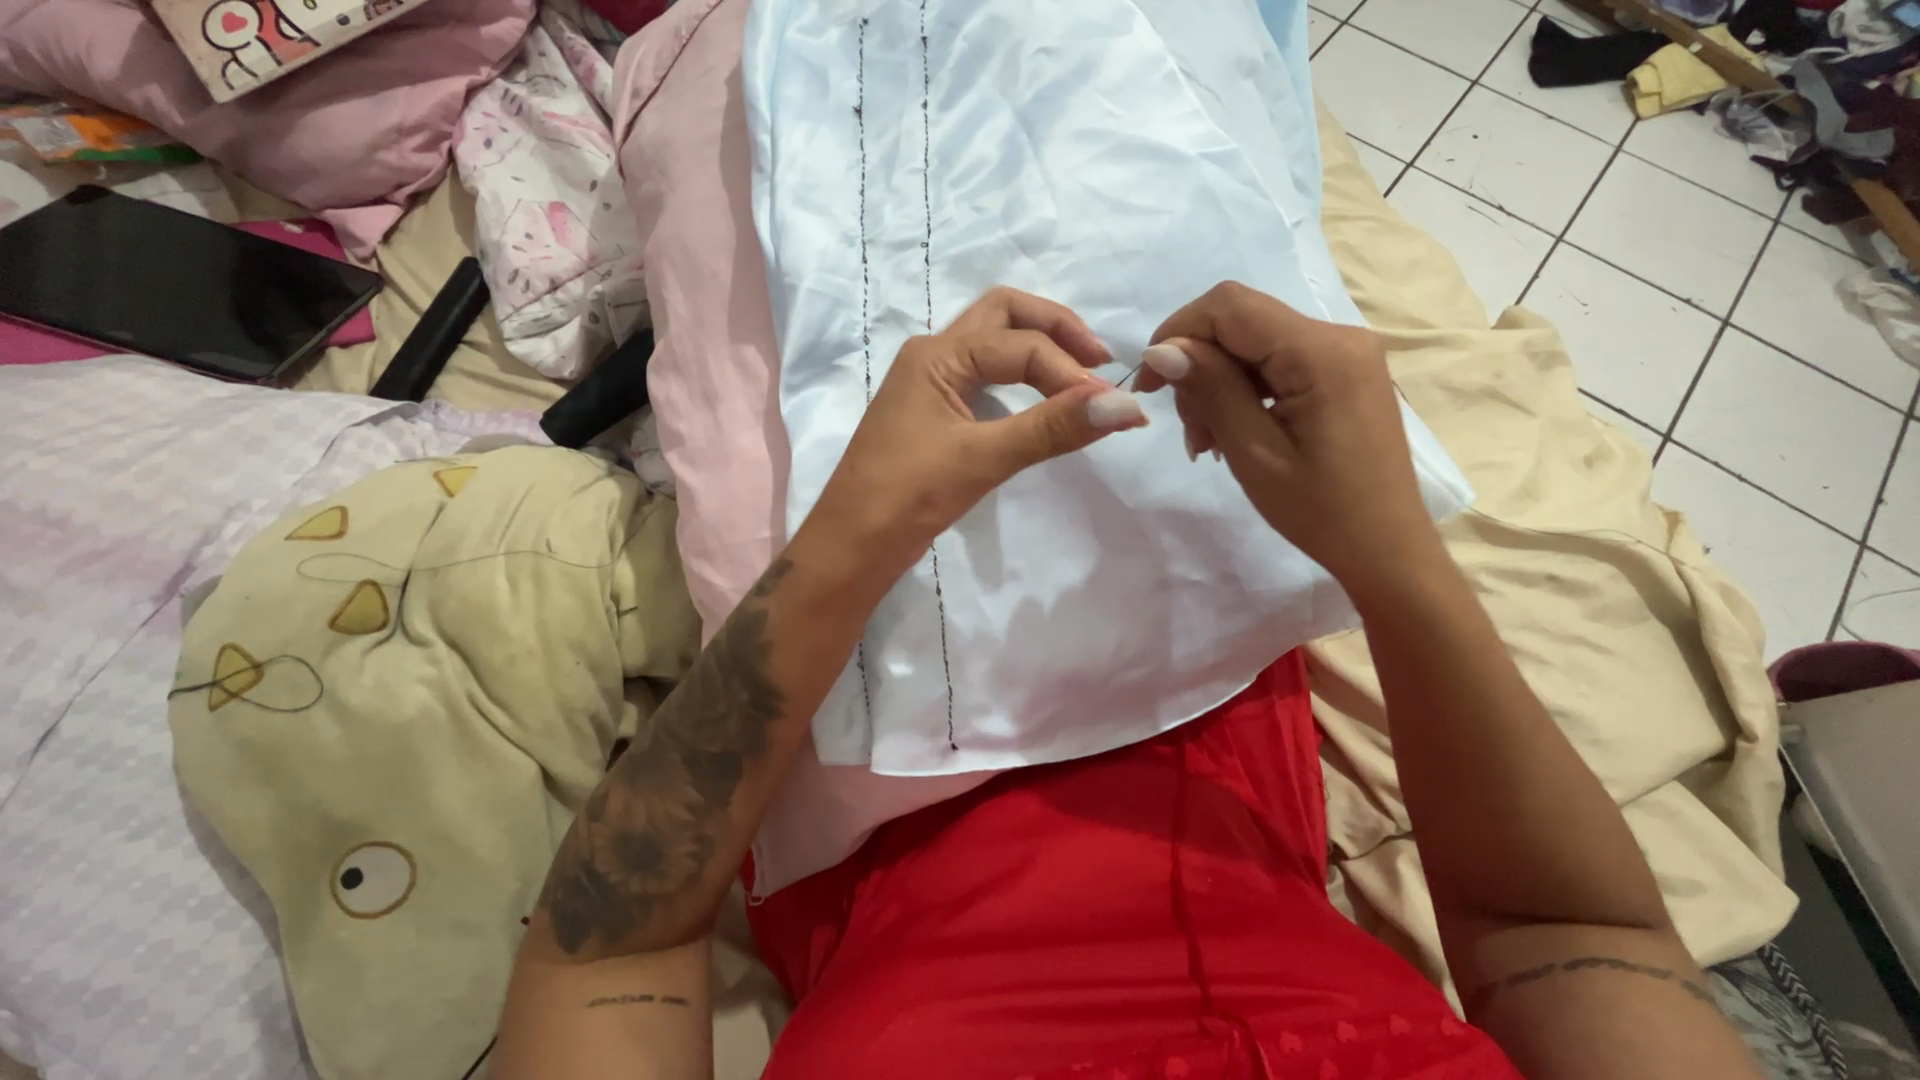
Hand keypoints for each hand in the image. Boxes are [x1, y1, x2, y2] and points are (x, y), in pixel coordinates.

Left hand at [804, 287, 1146, 582]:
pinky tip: (1045, 402)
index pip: (1021, 344)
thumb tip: (1126, 405)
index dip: (1071, 372)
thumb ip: (1053, 428)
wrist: (853, 546)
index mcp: (937, 354)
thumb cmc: (908, 495)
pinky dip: (1021, 379)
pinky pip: (986, 377)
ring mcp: (932, 385)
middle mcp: (933, 356)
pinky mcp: (936, 415)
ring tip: (1082, 377)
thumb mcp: (983, 458)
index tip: (1113, 408)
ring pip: (993, 343)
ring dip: (1039, 348)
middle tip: (1099, 361)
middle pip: (1004, 315)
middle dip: (1056, 329)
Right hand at [1133, 281, 1444, 596]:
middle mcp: (1339, 335)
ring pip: (1255, 342)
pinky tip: (1233, 430)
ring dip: (1218, 381)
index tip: (1149, 385)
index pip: (1230, 306)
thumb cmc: (1321, 511)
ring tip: (1208, 440)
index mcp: (1322, 352)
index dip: (1178, 333)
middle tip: (1189, 430)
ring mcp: (1346, 352)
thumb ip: (1212, 390)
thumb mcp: (1254, 453)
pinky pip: (1279, 361)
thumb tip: (1162, 349)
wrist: (1386, 548)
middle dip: (1198, 364)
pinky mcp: (1344, 372)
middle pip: (1241, 320)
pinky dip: (1245, 388)